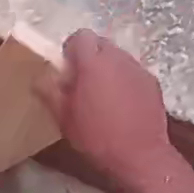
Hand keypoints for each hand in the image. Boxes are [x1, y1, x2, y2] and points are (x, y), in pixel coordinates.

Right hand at [38, 30, 177, 192]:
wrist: (139, 157)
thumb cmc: (96, 138)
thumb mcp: (63, 118)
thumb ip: (49, 91)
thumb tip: (40, 77)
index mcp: (93, 63)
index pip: (80, 36)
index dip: (70, 50)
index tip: (66, 71)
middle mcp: (118, 58)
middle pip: (100, 43)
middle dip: (89, 57)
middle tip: (81, 84)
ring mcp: (138, 69)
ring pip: (118, 57)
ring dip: (107, 69)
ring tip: (102, 96)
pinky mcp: (152, 82)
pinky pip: (132, 72)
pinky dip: (124, 81)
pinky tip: (121, 106)